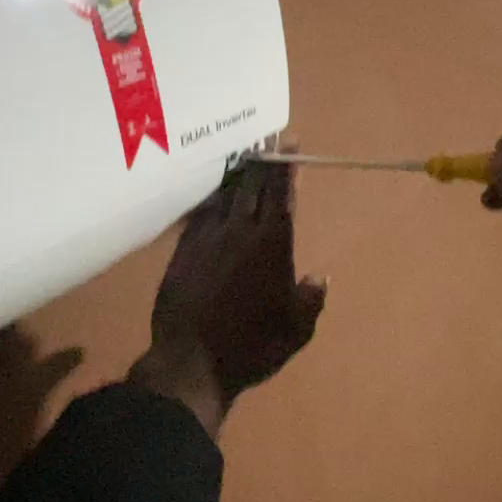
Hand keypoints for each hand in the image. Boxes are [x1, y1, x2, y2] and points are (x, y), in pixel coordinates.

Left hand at [131, 159, 327, 435]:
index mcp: (272, 245)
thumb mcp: (295, 331)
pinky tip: (212, 195)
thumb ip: (309, 300)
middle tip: (266, 139)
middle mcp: (240, 232)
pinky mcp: (182, 250)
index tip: (290, 144)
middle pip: (252, 186)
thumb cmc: (251, 348)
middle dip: (261, 161)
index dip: (286, 168)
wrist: (190, 362)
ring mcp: (207, 238)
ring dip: (235, 174)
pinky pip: (199, 214)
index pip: (281, 195)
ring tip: (242, 157)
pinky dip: (210, 199)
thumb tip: (319, 278)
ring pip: (224, 195)